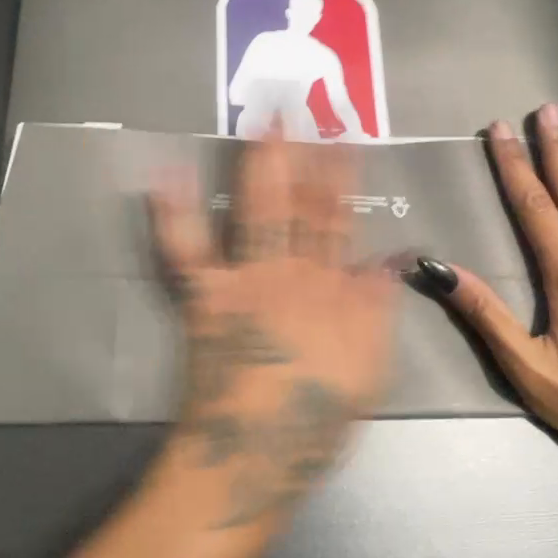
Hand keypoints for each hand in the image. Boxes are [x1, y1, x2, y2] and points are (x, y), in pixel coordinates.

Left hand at [151, 131, 398, 524]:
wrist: (255, 452)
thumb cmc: (314, 419)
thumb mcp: (370, 369)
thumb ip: (379, 308)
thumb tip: (393, 257)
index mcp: (334, 287)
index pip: (342, 218)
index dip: (342, 174)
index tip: (343, 133)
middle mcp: (293, 271)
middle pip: (302, 203)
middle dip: (301, 152)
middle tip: (297, 104)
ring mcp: (248, 278)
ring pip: (259, 209)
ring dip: (260, 163)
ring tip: (259, 122)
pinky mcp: (206, 294)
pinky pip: (186, 247)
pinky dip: (173, 211)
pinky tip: (163, 173)